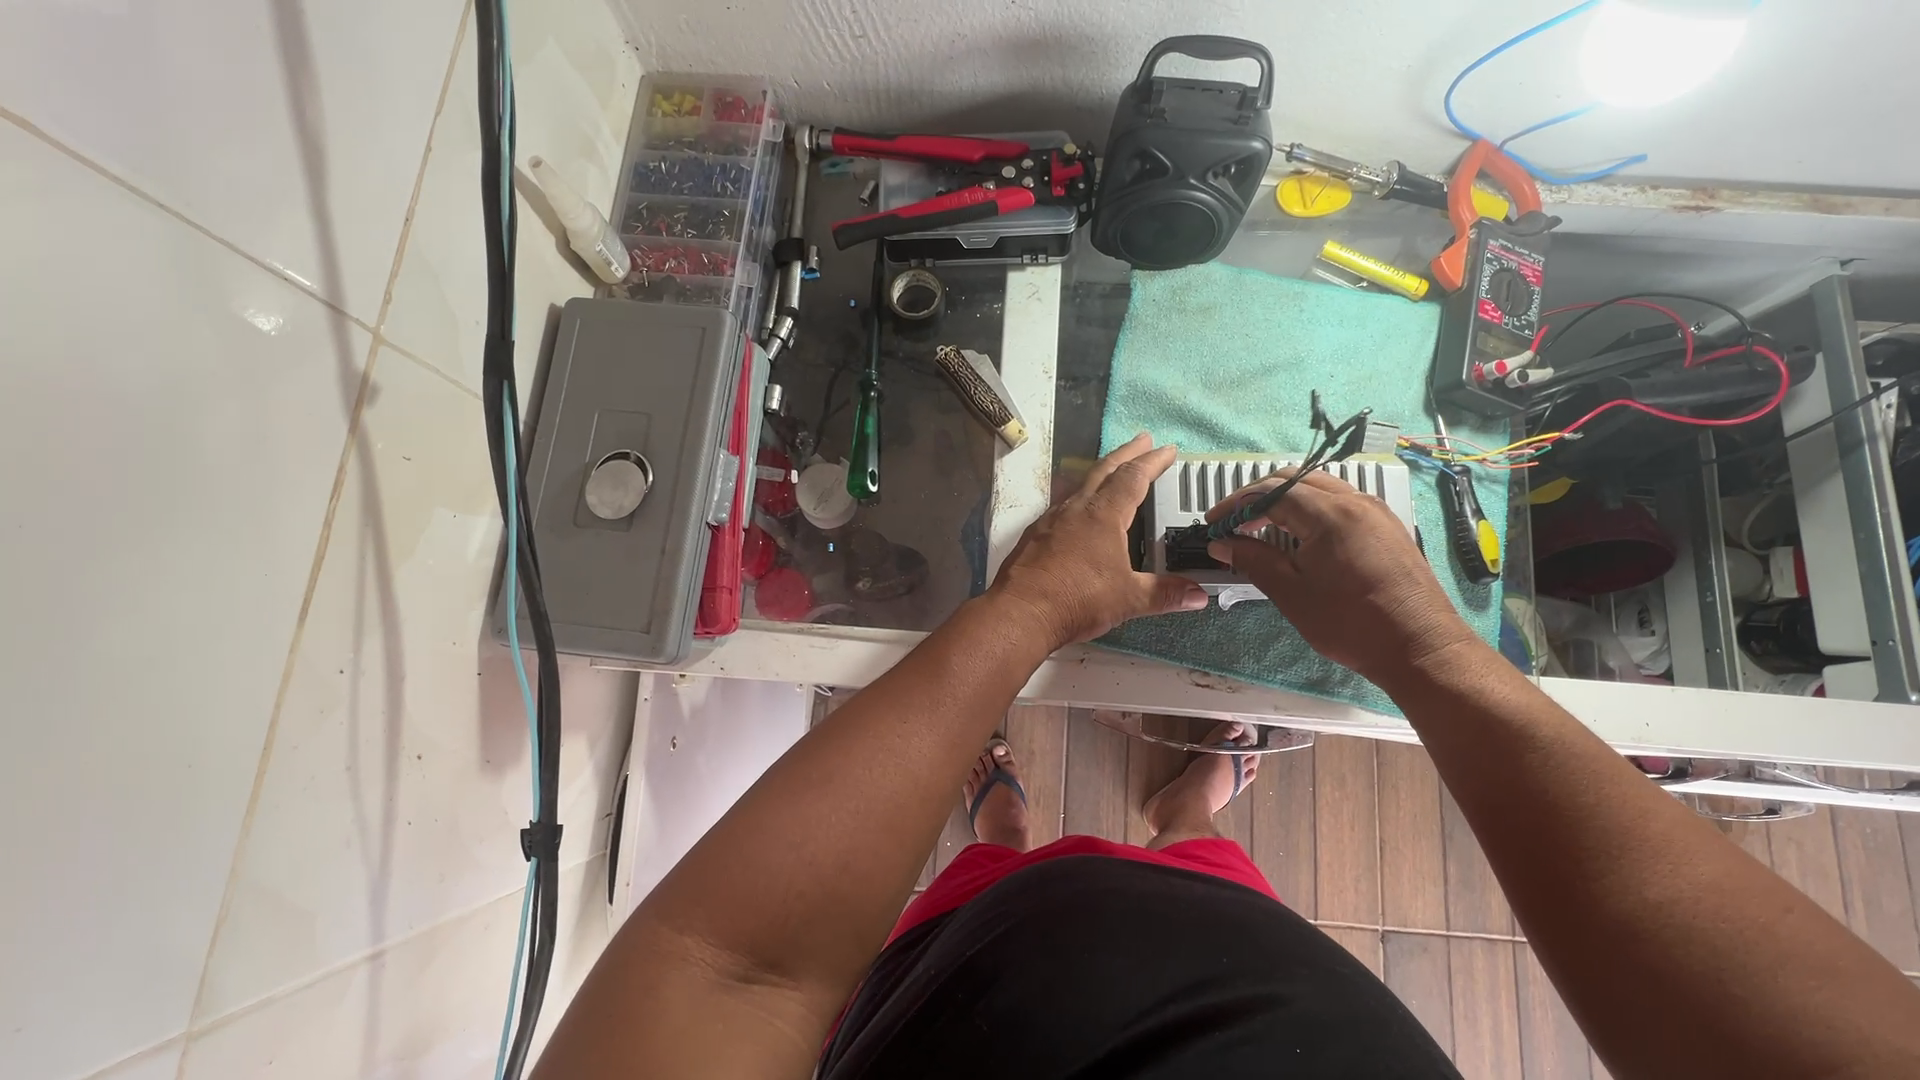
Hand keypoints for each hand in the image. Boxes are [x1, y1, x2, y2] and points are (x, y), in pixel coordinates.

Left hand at [991, 434, 1209, 650]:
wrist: (1021, 612)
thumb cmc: (1077, 599)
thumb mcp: (1128, 599)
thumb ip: (1164, 594)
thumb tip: (1199, 596)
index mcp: (1103, 516)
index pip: (1133, 478)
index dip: (1152, 462)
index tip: (1167, 448)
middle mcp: (1076, 509)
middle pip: (1104, 470)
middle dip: (1126, 453)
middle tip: (1142, 439)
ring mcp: (1050, 520)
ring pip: (1079, 485)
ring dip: (1099, 472)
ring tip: (1111, 469)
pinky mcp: (1034, 535)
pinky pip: (1060, 505)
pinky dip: (1076, 497)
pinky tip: (1077, 510)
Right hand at [1205, 467, 1479, 685]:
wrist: (1420, 647)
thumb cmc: (1351, 624)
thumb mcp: (1291, 593)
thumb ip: (1253, 560)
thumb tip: (1221, 544)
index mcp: (1328, 514)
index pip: (1270, 492)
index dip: (1236, 505)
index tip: (1214, 523)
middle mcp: (1354, 501)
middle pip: (1295, 479)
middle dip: (1258, 496)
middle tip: (1234, 521)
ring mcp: (1375, 511)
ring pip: (1320, 486)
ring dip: (1285, 499)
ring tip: (1261, 526)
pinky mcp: (1386, 526)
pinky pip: (1340, 500)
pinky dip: (1311, 507)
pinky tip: (1300, 534)